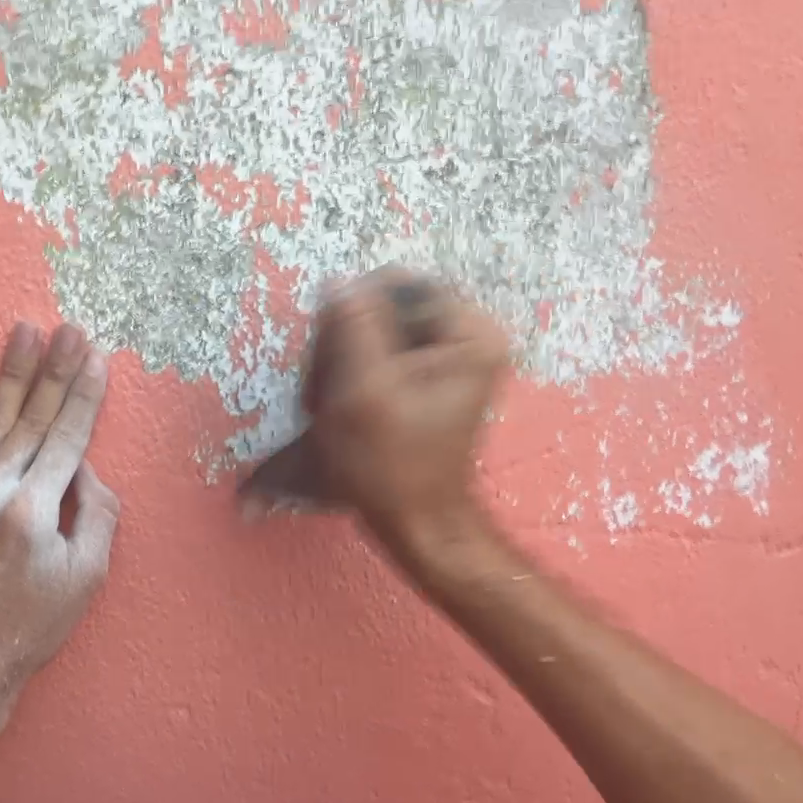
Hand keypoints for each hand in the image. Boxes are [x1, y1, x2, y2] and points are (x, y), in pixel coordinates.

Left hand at [0, 322, 118, 708]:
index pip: (68, 436)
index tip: (97, 357)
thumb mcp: (86, 577)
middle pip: (32, 418)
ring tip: (26, 329)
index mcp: (34, 512)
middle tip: (70, 328)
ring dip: (12, 371)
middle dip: (56, 369)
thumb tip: (82, 466)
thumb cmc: (30, 627)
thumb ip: (95, 512)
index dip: (85, 395)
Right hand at [305, 268, 512, 566]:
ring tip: (335, 403)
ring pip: (375, 329)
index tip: (335, 359)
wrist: (414, 521)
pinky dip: (355, 373)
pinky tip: (344, 404)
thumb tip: (340, 281)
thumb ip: (354, 326)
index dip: (352, 316)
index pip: (394, 285)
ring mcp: (451, 357)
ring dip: (344, 360)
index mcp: (471, 333)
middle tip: (331, 389)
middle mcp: (469, 336)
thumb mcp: (365, 389)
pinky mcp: (430, 375)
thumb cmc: (390, 462)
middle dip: (346, 343)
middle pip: (384, 306)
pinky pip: (379, 352)